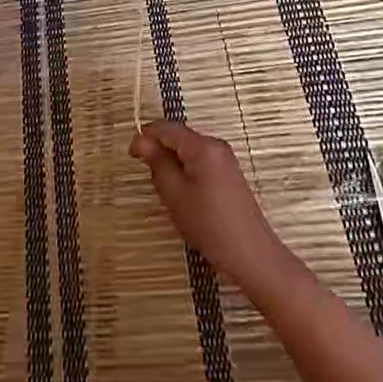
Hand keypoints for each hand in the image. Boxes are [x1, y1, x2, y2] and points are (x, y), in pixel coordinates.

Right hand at [129, 121, 288, 287]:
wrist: (249, 253)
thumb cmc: (207, 222)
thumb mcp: (173, 192)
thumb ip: (156, 162)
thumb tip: (140, 140)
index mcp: (202, 145)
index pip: (166, 127)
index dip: (145, 137)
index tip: (133, 158)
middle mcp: (216, 145)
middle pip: (178, 137)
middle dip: (160, 152)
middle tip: (152, 181)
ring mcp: (225, 159)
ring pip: (188, 151)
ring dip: (172, 164)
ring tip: (169, 192)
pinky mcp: (229, 174)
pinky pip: (199, 162)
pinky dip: (186, 172)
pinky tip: (185, 197)